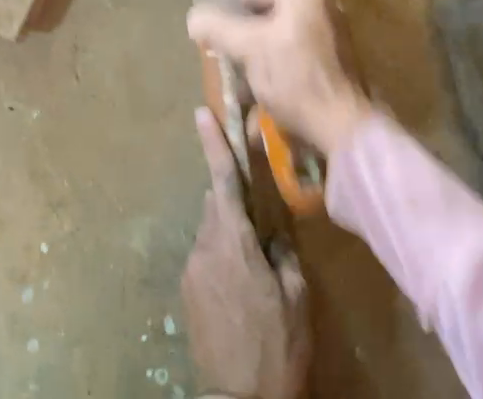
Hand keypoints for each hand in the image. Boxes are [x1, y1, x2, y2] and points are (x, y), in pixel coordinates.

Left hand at [182, 108, 309, 398]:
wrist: (241, 398)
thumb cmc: (278, 344)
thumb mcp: (296, 296)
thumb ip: (282, 253)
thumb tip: (271, 233)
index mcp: (233, 243)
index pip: (223, 182)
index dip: (213, 144)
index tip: (201, 113)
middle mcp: (204, 249)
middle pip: (217, 206)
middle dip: (235, 203)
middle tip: (260, 223)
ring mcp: (191, 271)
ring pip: (211, 233)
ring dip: (230, 236)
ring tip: (256, 269)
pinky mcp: (186, 291)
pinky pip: (205, 258)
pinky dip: (223, 259)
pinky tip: (243, 290)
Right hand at [186, 0, 372, 155]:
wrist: (343, 128)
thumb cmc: (296, 80)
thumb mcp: (249, 49)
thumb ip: (217, 27)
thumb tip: (195, 17)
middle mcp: (320, 3)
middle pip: (265, 4)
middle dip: (238, 17)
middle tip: (215, 19)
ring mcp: (329, 29)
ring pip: (276, 27)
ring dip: (252, 41)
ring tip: (231, 52)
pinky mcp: (332, 55)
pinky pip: (290, 45)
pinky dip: (270, 55)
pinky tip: (255, 74)